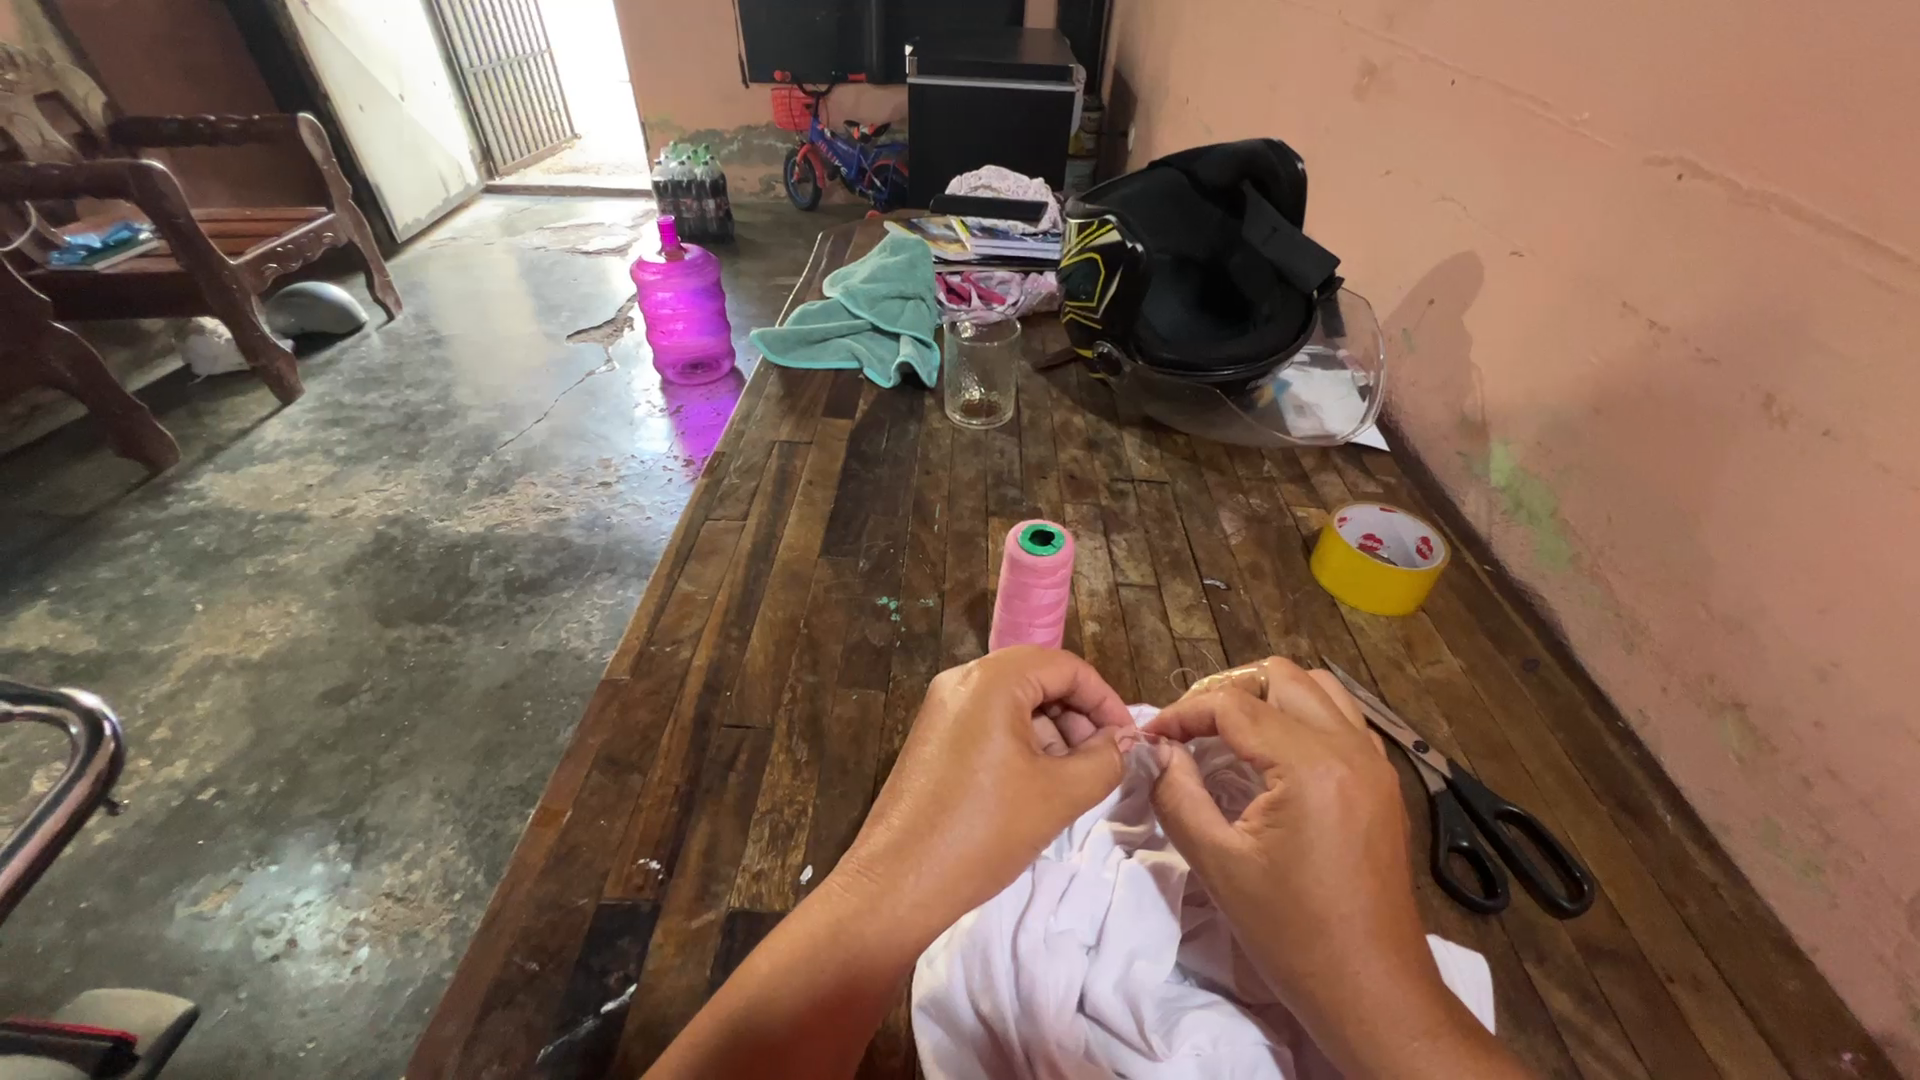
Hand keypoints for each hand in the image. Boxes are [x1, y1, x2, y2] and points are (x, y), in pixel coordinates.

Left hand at [835, 647, 1137, 940]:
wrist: (898, 884)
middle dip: (1078, 716)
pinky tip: (1035, 786)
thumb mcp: (1059, 795)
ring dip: (1052, 733)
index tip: (1128, 741)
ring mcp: (942, 708)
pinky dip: (1021, 744)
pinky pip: (989, 723)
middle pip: (1037, 679)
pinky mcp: (933, 736)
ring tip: (1071, 781)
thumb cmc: (984, 831)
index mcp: (992, 680)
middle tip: (1102, 762)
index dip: (1104, 700)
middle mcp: (962, 680)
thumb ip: (1104, 759)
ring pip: (1014, 702)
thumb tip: (1126, 742)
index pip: (1065, 666)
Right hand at [1147, 658, 1521, 1077]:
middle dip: (1227, 692)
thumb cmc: (1290, 932)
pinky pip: (1342, 719)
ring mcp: (1375, 764)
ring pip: (1318, 688)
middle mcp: (1350, 749)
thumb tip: (1158, 751)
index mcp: (1310, 766)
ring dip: (1268, 697)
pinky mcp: (1383, 783)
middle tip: (1192, 729)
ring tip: (1230, 733)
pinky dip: (1302, 717)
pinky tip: (1274, 756)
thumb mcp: (1216, 862)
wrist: (1372, 991)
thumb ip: (1178, 792)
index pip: (1234, 706)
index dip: (1184, 713)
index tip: (1154, 738)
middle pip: (1280, 676)